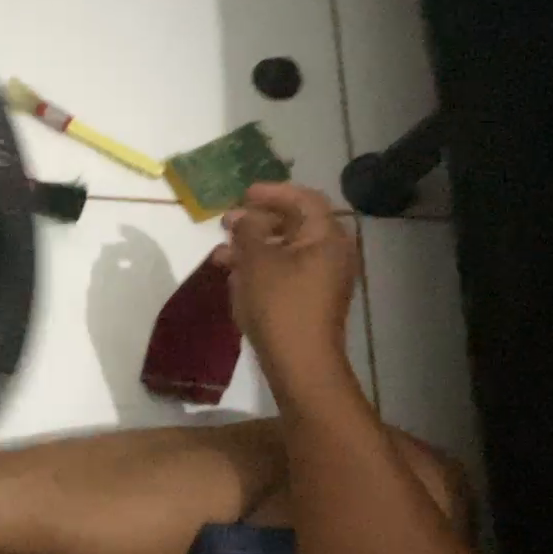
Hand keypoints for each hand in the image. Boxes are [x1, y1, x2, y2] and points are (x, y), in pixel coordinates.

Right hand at [211, 183, 358, 388]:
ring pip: (285, 250)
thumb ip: (248, 231)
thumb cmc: (279, 304)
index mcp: (326, 237)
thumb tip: (245, 217)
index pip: (304, 200)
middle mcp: (331, 253)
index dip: (273, 193)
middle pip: (294, 225)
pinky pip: (285, 271)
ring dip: (253, 246)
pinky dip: (261, 267)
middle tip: (226, 223)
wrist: (299, 360)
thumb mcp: (256, 261)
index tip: (243, 194)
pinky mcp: (311, 299)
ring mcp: (323, 278)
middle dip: (258, 221)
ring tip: (221, 254)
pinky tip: (235, 277)